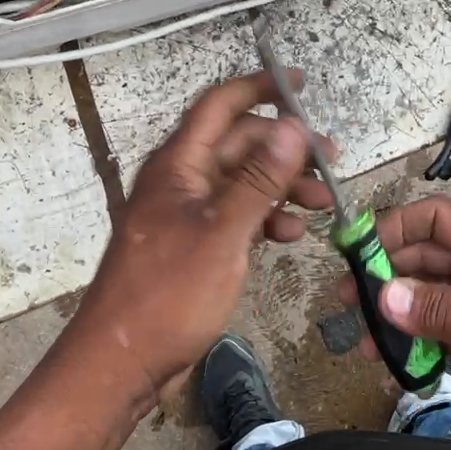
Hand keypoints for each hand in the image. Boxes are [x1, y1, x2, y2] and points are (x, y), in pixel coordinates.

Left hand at [83, 70, 334, 393]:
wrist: (119, 366)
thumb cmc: (168, 294)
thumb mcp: (223, 232)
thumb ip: (261, 178)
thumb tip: (294, 127)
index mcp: (178, 165)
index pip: (220, 106)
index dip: (259, 88)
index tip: (300, 84)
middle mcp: (181, 180)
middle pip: (240, 145)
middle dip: (286, 149)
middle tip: (331, 160)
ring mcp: (187, 213)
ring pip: (243, 182)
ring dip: (282, 186)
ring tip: (322, 202)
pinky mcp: (194, 244)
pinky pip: (236, 215)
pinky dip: (265, 218)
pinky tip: (290, 234)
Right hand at [353, 197, 450, 449]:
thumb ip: (437, 310)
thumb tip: (383, 295)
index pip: (437, 219)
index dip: (396, 226)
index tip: (357, 247)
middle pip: (425, 257)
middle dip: (386, 273)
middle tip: (347, 299)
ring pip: (427, 295)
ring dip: (395, 311)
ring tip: (362, 338)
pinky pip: (437, 326)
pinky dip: (413, 338)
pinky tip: (389, 356)